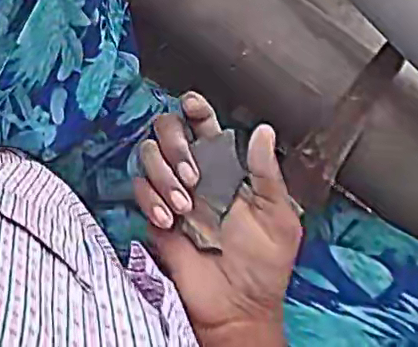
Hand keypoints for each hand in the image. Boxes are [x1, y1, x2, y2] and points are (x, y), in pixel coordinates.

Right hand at [134, 94, 298, 345]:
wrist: (237, 310)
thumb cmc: (263, 266)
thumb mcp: (278, 219)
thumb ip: (268, 174)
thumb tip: (263, 130)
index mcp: (223, 163)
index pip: (201, 121)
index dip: (194, 106)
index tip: (193, 107)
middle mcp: (193, 168)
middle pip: (166, 127)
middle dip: (175, 144)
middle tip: (193, 177)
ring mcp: (170, 187)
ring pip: (148, 152)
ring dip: (162, 174)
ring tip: (184, 207)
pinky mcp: (153, 210)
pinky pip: (138, 187)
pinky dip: (151, 199)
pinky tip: (170, 221)